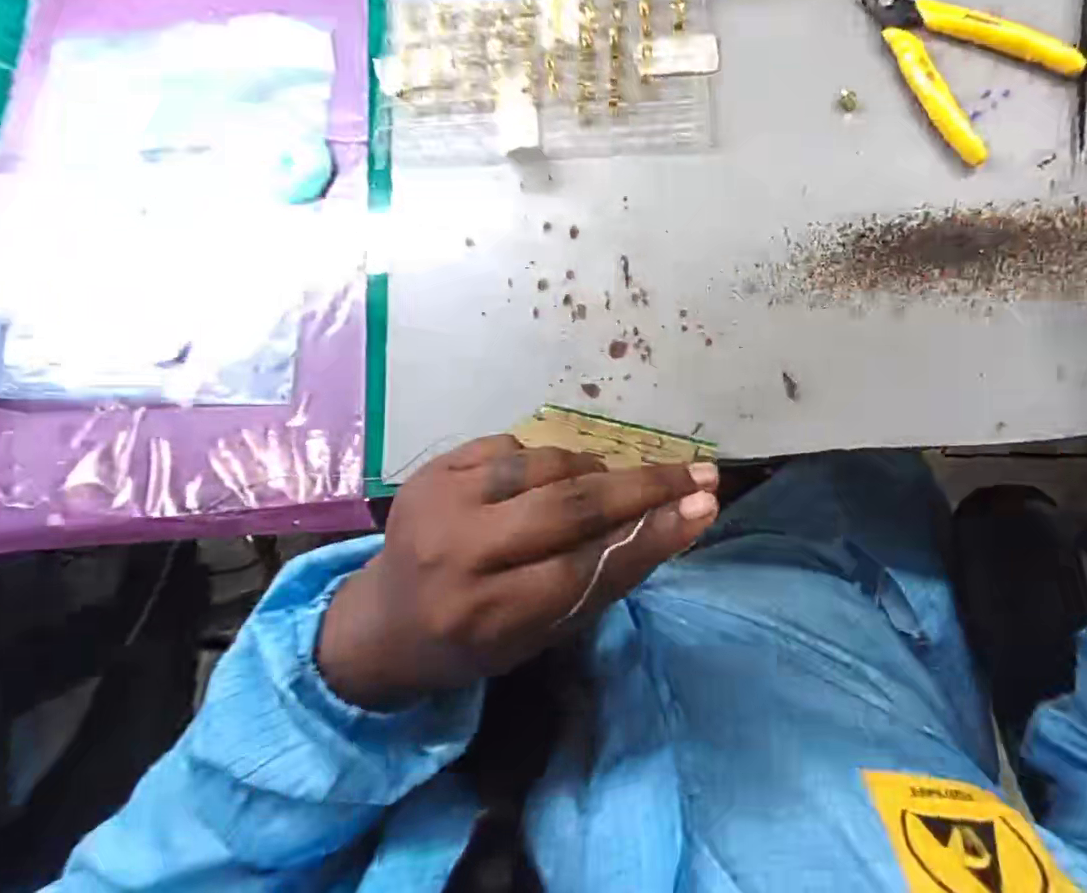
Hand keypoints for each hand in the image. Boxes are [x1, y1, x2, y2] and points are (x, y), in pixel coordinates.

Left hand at [316, 436, 718, 707]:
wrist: (382, 621)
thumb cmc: (471, 642)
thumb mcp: (536, 635)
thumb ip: (598, 581)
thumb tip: (672, 519)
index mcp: (486, 615)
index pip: (584, 567)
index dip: (650, 535)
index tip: (704, 505)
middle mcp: (459, 551)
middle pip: (569, 505)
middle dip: (644, 485)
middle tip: (695, 472)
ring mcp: (441, 500)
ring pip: (547, 464)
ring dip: (593, 469)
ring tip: (608, 484)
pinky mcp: (432, 467)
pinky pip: (513, 445)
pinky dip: (546, 459)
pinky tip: (546, 481)